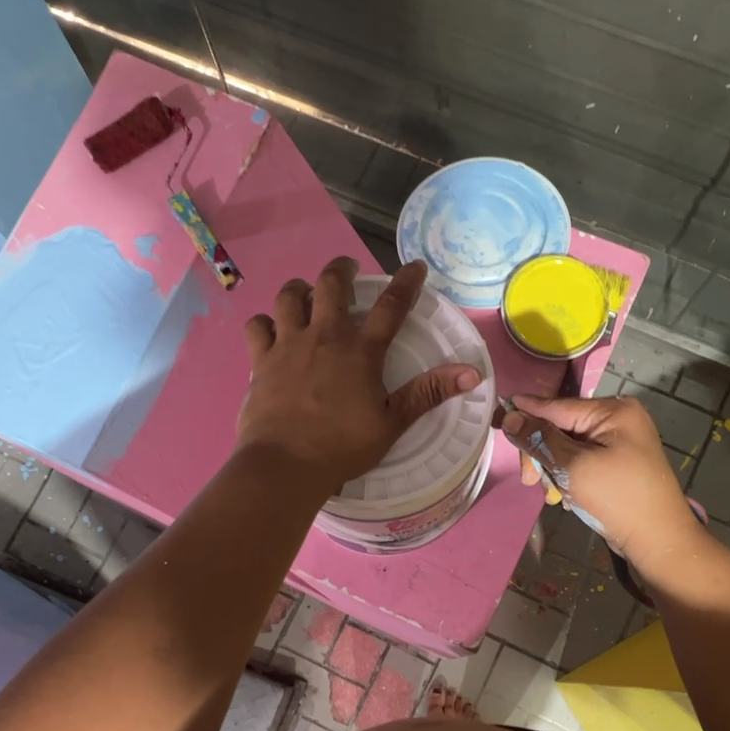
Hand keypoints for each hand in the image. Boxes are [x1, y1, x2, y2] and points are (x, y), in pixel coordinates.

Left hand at [237, 257, 482, 497]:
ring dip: (300, 289)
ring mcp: (288, 345)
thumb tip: (472, 372)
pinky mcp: (261, 361)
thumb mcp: (393, 422)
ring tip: (307, 294)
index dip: (406, 283)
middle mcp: (324, 336)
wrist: (285, 463)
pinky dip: (265, 322)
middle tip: (347, 271)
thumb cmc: (343, 446)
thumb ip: (428, 393)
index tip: (415, 267)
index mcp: (361, 351)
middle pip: (331, 284)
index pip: (390, 307)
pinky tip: (271, 329)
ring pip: (289, 297)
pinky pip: (258, 326)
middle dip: (341, 269)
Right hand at [501, 395, 698, 564]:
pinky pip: (579, 461)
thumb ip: (540, 440)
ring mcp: (618, 442)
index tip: (497, 416)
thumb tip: (509, 417)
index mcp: (613, 411)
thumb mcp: (573, 467)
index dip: (526, 413)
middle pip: (560, 427)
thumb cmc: (617, 498)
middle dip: (541, 453)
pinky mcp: (616, 464)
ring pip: (566, 447)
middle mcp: (617, 419)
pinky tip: (565, 497)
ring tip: (552, 495)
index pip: (557, 407)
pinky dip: (567, 477)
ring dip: (553, 470)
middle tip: (530, 481)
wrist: (657, 539)